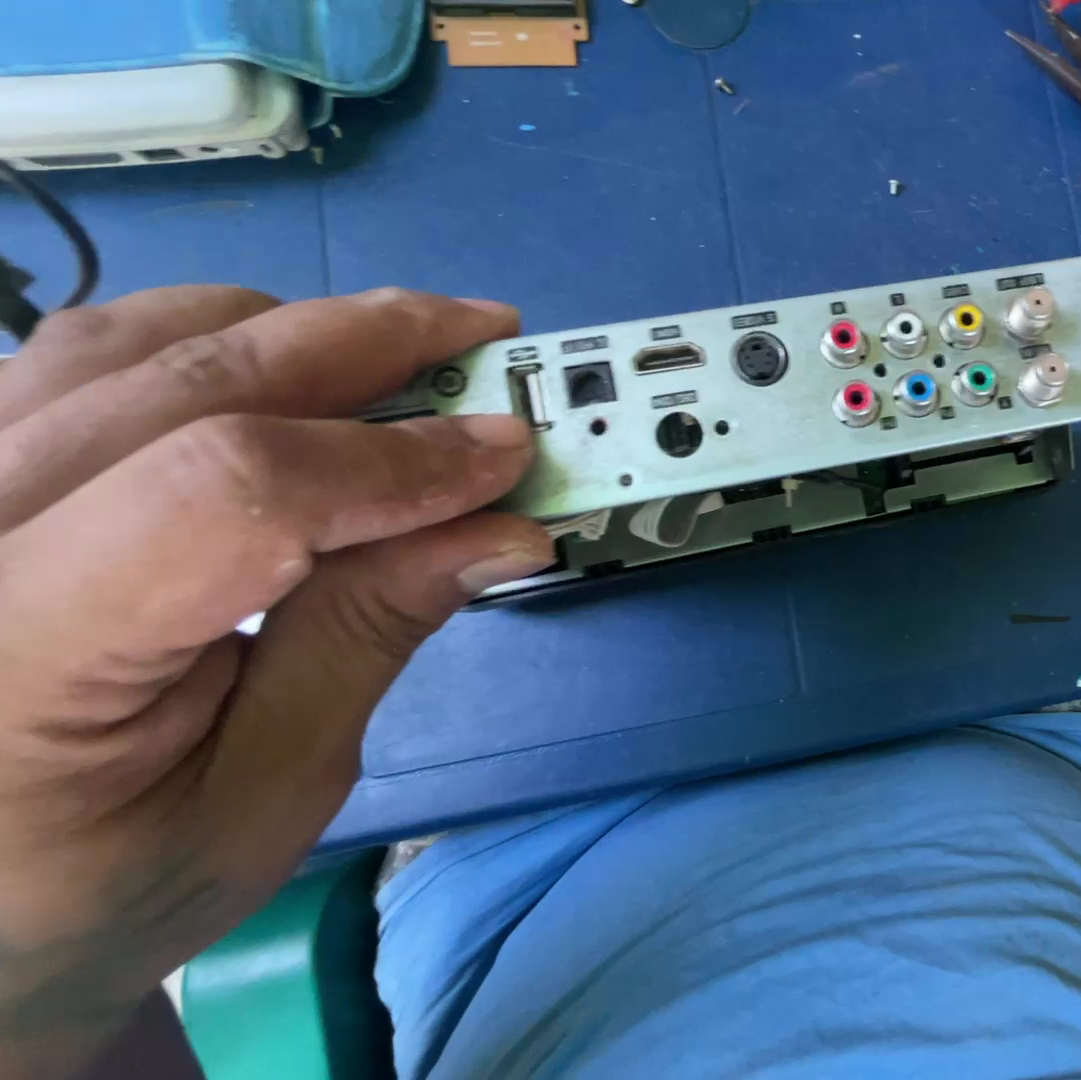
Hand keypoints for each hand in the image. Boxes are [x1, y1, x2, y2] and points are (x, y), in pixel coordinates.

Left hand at [0, 287, 551, 1072]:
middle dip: (369, 348)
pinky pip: (80, 352)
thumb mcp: (275, 785)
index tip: (514, 451)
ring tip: (409, 350)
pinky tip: (294, 366)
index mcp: (15, 661)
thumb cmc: (116, 881)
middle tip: (490, 338)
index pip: (230, 497)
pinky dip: (215, 337)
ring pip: (126, 342)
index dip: (395, 460)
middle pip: (183, 384)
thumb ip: (374, 633)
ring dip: (298, 330)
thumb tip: (505, 528)